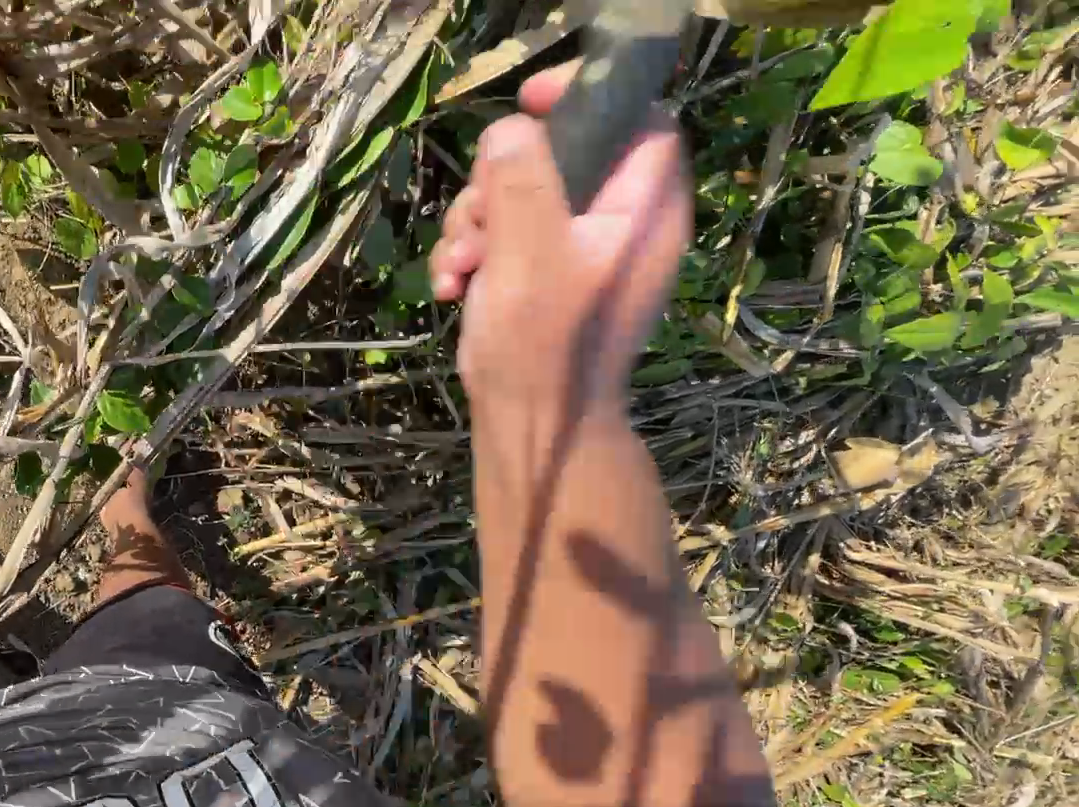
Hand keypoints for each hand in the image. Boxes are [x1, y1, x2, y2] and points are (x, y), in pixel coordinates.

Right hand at [428, 62, 691, 414]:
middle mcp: (612, 224)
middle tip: (473, 228)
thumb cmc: (542, 343)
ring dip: (471, 229)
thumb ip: (522, 179)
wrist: (529, 423)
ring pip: (515, 204)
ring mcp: (570, 255)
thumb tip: (508, 133)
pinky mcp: (536, 282)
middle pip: (555, 161)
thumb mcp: (530, 252)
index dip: (583, 98)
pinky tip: (450, 289)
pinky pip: (500, 245)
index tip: (526, 101)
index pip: (634, 118)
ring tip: (456, 271)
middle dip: (496, 188)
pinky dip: (470, 260)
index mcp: (640, 208)